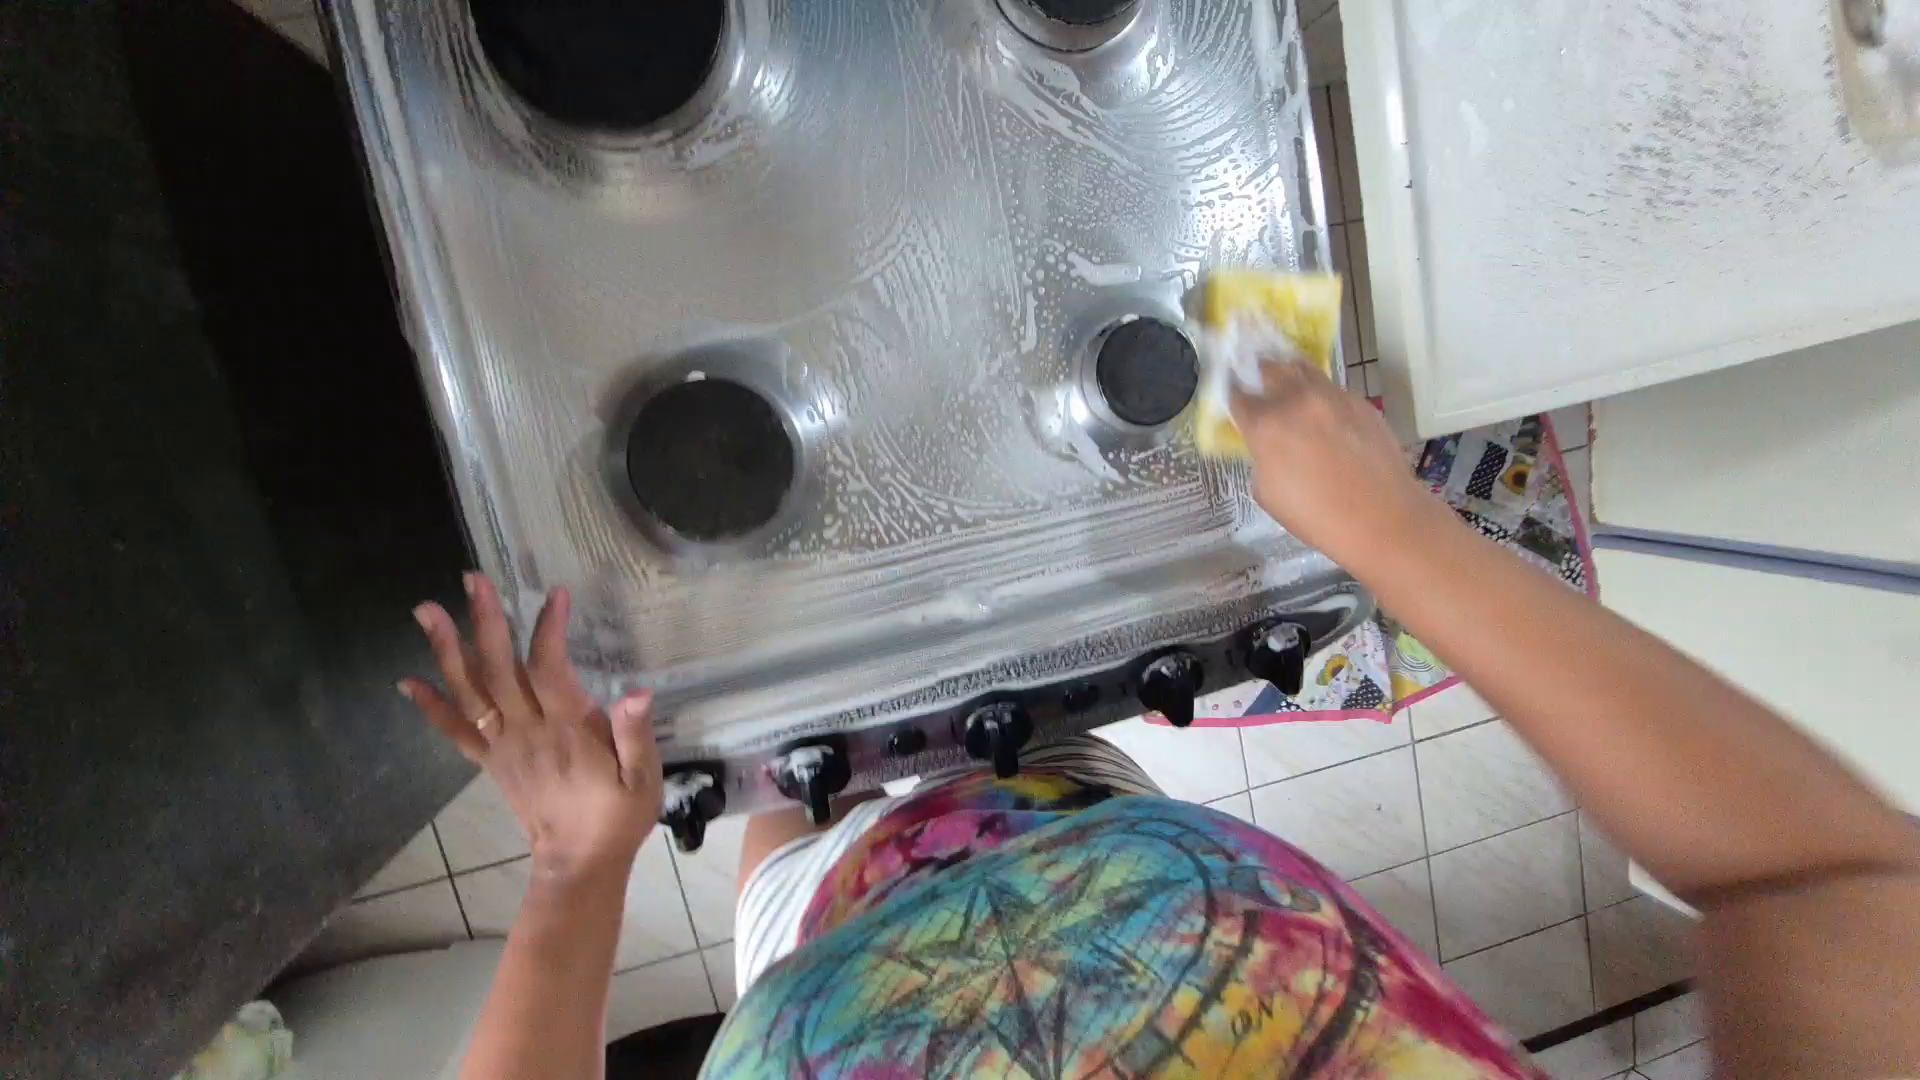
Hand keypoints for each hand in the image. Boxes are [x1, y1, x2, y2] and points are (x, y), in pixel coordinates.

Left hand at [399, 574, 661, 884]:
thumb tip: (635, 691)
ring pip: (469, 692)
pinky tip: (409, 680)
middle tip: (472, 580)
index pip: (549, 667)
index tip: (555, 593)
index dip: (548, 628)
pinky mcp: (491, 763)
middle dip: (484, 622)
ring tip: (428, 611)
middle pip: (498, 669)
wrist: (579, 862)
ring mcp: (503, 747)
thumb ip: (635, 733)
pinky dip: (431, 705)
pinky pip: (455, 730)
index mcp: (567, 729)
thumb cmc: (618, 815)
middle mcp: (527, 732)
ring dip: (446, 650)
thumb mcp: (643, 775)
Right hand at [1229, 359, 1434, 558]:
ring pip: (1304, 371)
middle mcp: (1297, 400)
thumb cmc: (1313, 514)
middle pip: (1270, 367)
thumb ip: (1261, 456)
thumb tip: (1267, 445)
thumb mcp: (1266, 490)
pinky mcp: (1362, 403)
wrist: (1380, 517)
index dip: (1232, 394)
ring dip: (1291, 377)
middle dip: (1259, 373)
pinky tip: (1325, 419)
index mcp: (1266, 425)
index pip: (1237, 395)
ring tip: (1290, 391)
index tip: (1232, 397)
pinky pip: (1333, 391)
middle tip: (1257, 383)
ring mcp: (1333, 397)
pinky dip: (1321, 398)